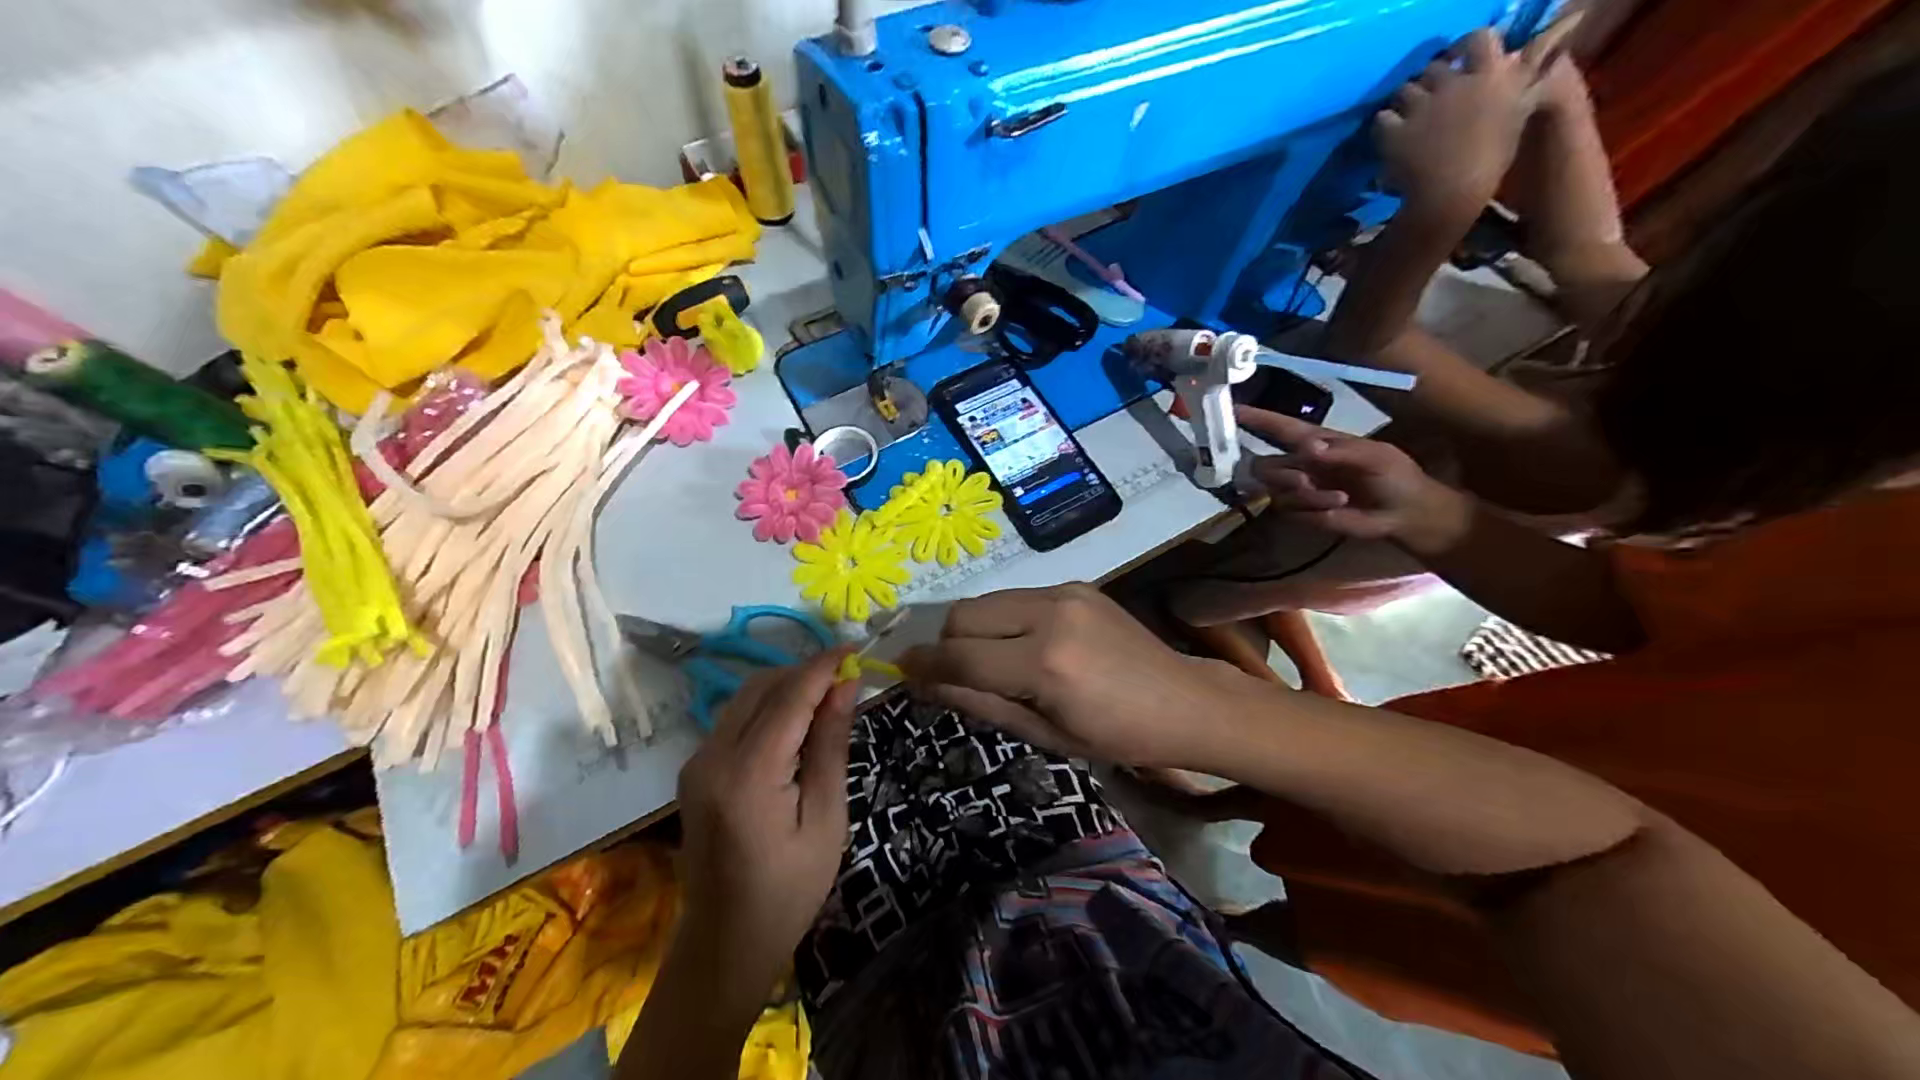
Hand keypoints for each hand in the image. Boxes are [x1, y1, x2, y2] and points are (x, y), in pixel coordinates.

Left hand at [675, 648, 857, 973]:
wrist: (725, 943)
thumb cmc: (789, 890)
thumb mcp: (826, 819)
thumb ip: (830, 745)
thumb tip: (846, 685)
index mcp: (748, 775)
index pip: (789, 697)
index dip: (824, 666)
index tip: (856, 649)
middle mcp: (712, 757)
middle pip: (761, 688)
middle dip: (805, 673)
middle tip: (848, 679)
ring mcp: (697, 762)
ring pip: (744, 698)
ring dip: (786, 687)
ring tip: (828, 699)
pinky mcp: (695, 770)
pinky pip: (734, 719)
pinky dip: (768, 708)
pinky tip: (796, 724)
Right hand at [901, 584, 1258, 768]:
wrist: (1183, 700)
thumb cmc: (1116, 736)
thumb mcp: (1043, 734)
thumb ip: (979, 703)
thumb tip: (925, 685)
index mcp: (1045, 664)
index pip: (960, 657)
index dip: (924, 666)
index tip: (902, 673)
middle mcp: (1050, 614)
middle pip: (963, 616)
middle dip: (944, 645)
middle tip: (947, 674)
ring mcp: (1063, 592)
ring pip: (985, 601)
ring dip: (970, 630)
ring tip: (984, 661)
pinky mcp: (1074, 584)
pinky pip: (1015, 597)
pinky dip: (1001, 620)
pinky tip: (1018, 644)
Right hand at [1236, 405, 1470, 553]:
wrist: (1405, 514)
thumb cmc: (1395, 476)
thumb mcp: (1376, 455)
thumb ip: (1341, 450)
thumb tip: (1307, 448)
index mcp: (1317, 442)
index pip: (1279, 428)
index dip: (1256, 419)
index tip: (1231, 411)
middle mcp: (1301, 464)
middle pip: (1264, 466)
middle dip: (1280, 474)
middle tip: (1303, 480)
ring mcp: (1299, 490)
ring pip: (1276, 490)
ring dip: (1306, 494)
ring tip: (1338, 497)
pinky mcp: (1302, 513)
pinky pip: (1290, 509)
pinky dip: (1314, 508)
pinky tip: (1338, 507)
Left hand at [1375, 27, 1553, 216]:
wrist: (1451, 196)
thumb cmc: (1491, 159)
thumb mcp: (1520, 110)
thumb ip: (1529, 75)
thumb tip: (1555, 38)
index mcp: (1490, 76)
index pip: (1479, 38)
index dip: (1467, 46)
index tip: (1462, 59)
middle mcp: (1455, 84)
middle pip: (1435, 67)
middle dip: (1432, 82)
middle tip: (1433, 102)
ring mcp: (1422, 107)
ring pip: (1405, 89)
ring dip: (1406, 102)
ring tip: (1410, 120)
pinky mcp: (1394, 131)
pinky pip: (1382, 117)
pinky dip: (1385, 126)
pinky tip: (1391, 137)